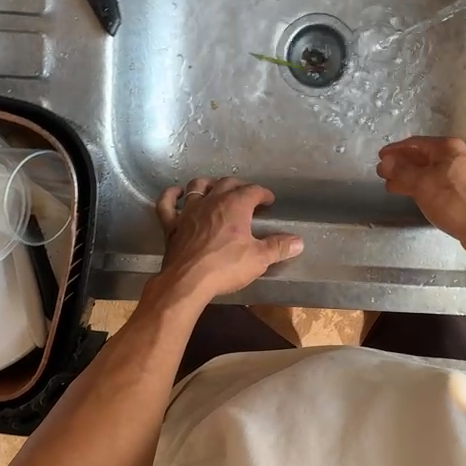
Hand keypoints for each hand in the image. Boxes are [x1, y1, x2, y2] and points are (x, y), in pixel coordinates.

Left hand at [151, 177, 303, 304]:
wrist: (188, 281)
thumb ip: (279, 247)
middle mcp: (211, 201)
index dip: (263, 193)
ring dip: (208, 184)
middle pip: (226, 183)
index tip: (268, 200)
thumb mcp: (259, 258)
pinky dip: (171, 195)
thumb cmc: (226, 267)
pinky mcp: (172, 224)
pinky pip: (167, 203)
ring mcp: (189, 211)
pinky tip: (176, 193)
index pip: (252, 191)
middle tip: (247, 194)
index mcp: (235, 205)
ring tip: (216, 187)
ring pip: (197, 186)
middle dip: (239, 185)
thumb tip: (298, 242)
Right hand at [376, 137, 465, 260]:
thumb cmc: (456, 202)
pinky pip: (439, 186)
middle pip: (424, 157)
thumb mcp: (423, 184)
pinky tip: (416, 198)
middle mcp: (459, 157)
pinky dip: (424, 189)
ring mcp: (465, 176)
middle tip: (383, 174)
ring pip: (431, 173)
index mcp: (449, 148)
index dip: (395, 150)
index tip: (380, 158)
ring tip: (393, 187)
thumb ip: (402, 171)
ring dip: (411, 178)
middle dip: (402, 165)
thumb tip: (386, 162)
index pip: (415, 143)